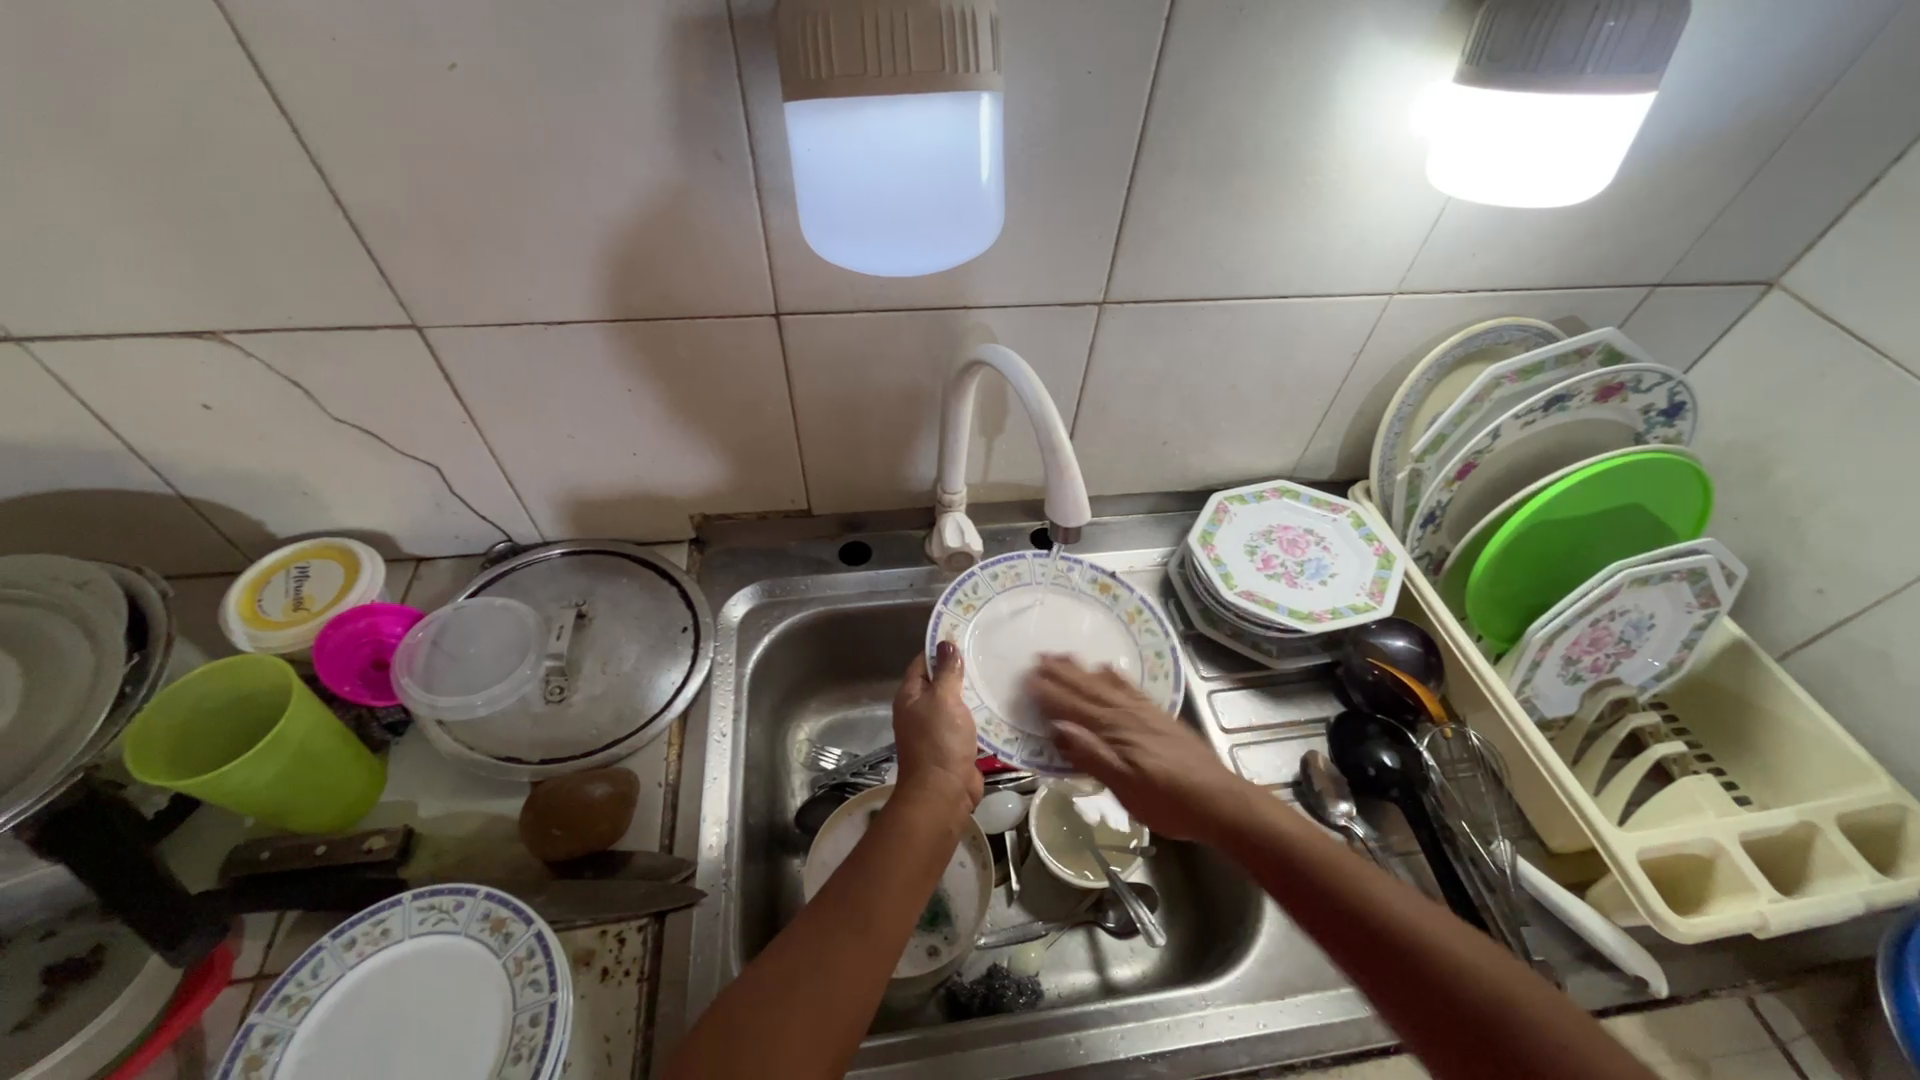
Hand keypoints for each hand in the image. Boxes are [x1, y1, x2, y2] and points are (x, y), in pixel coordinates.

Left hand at [891, 642, 983, 812]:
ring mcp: (938, 729)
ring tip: (999, 674)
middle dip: (962, 670)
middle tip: (989, 652)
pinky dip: (982, 715)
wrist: (944, 793)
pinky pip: (969, 723)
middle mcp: (921, 710)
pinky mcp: (955, 745)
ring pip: (957, 703)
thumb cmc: (939, 741)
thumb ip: (946, 672)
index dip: (941, 648)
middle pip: (941, 682)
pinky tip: (1001, 704)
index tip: (965, 634)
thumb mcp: (943, 699)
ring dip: (975, 693)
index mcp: (910, 696)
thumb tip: (945, 644)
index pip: (923, 662)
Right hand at [1027, 655, 1255, 840]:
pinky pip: (1129, 689)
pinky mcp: (1159, 718)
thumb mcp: (1125, 787)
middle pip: (1087, 689)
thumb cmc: (1169, 802)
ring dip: (1082, 670)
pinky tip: (1108, 671)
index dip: (1048, 693)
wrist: (1220, 802)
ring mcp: (1144, 714)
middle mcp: (1127, 715)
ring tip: (1063, 656)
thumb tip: (1058, 727)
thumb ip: (1092, 755)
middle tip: (1038, 657)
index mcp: (1114, 731)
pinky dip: (1113, 677)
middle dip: (1061, 674)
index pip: (1073, 707)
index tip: (1027, 678)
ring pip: (1105, 684)